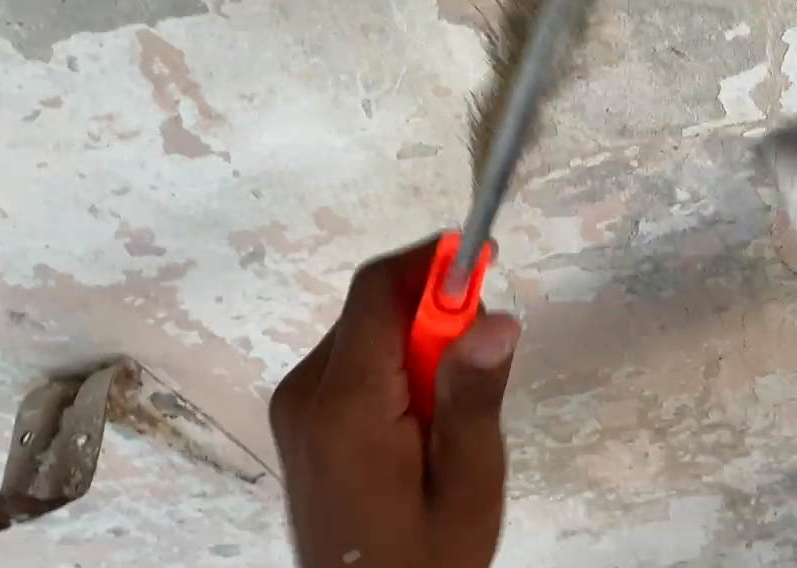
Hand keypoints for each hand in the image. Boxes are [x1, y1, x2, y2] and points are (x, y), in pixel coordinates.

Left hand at [270, 237, 522, 567]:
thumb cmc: (427, 560)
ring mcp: (297, 405)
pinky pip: (358, 355)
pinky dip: (400, 359)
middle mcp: (306, 392)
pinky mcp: (303, 417)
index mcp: (345, 405)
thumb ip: (474, 398)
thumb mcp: (468, 485)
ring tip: (453, 400)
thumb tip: (498, 317)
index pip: (379, 289)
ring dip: (421, 336)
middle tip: (482, 352)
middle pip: (376, 306)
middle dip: (436, 308)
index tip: (486, 259)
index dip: (433, 260)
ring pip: (370, 327)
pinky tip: (423, 411)